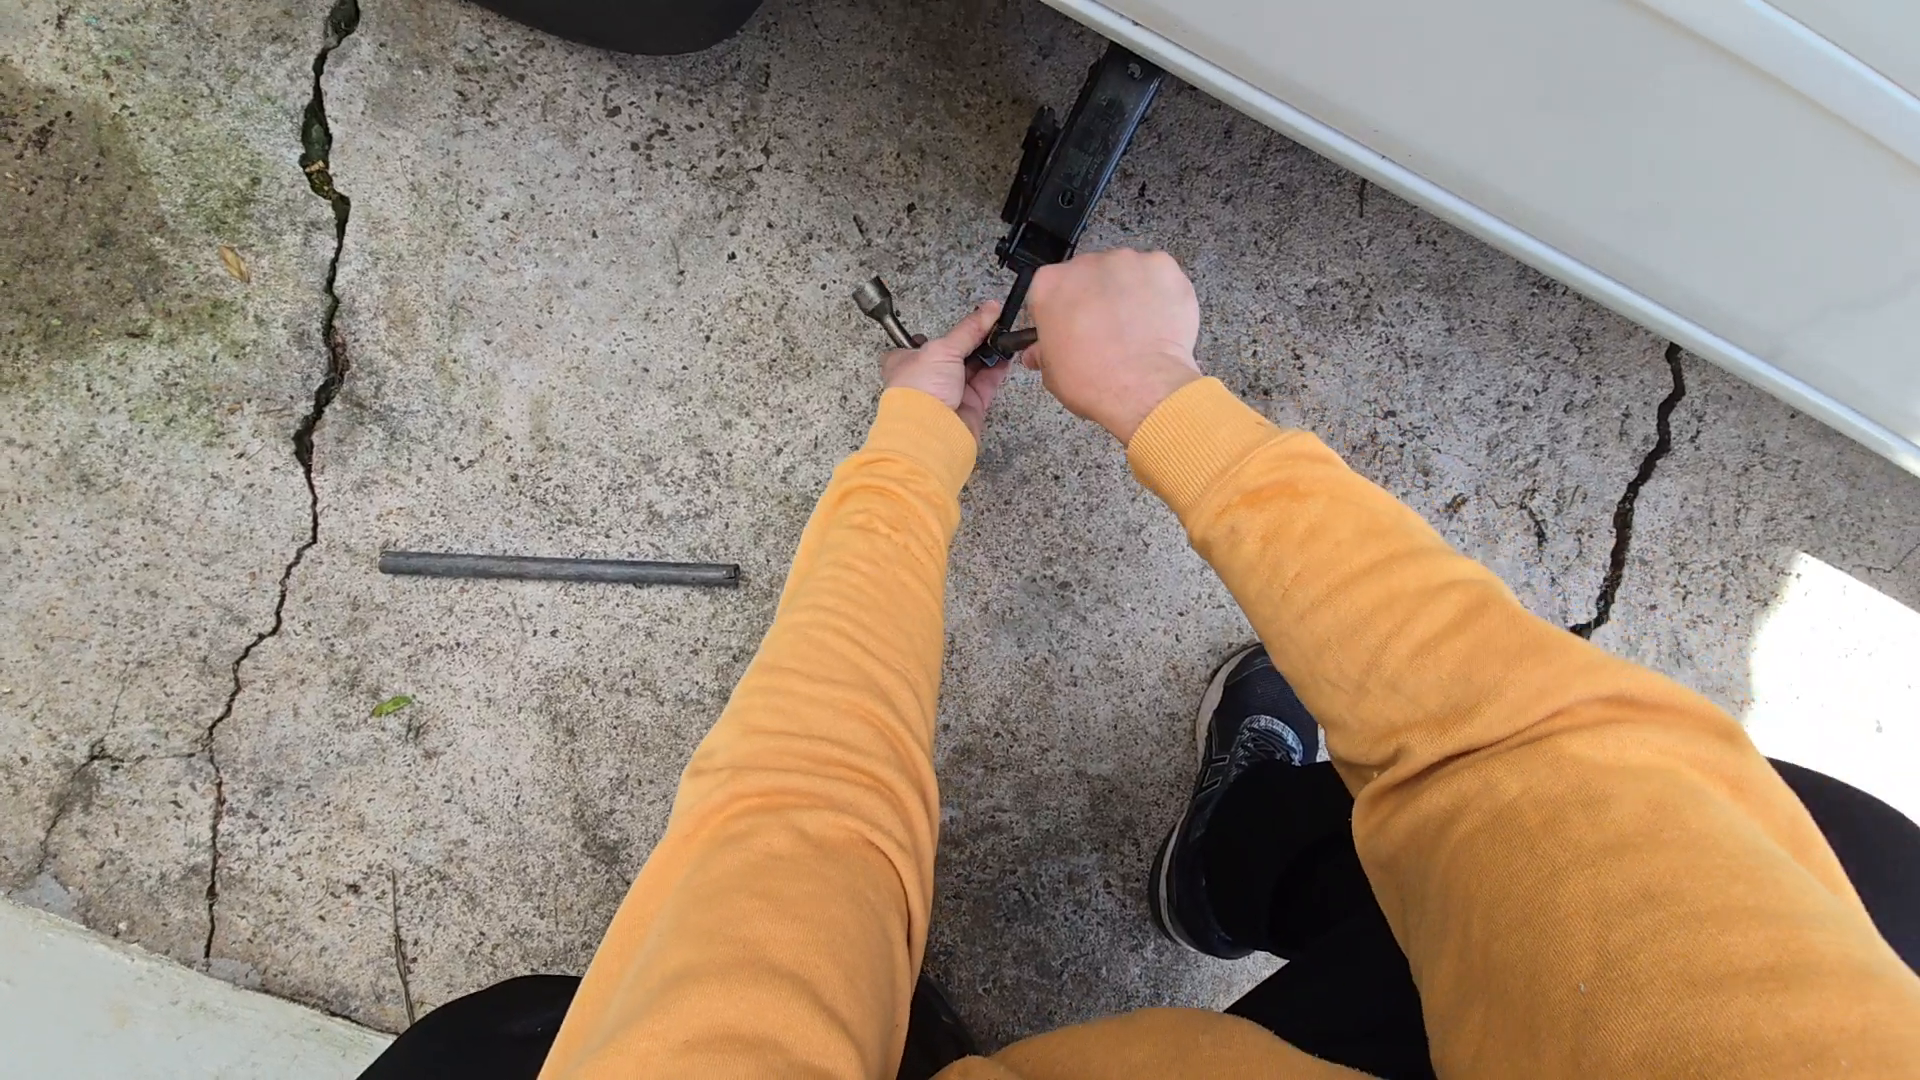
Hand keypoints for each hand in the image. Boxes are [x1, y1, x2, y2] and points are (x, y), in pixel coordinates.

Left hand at [881, 301, 1012, 439]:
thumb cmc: (919, 392)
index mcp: (906, 362)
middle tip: (991, 324)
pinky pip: (985, 385)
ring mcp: (948, 394)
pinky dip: (996, 371)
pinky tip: (1006, 356)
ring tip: (1003, 337)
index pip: (921, 342)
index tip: (964, 320)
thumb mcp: (943, 348)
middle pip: (952, 354)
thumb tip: (989, 308)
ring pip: (971, 369)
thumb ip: (969, 329)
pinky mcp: (968, 407)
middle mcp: (926, 379)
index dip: (939, 333)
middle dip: (971, 341)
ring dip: (987, 353)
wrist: (931, 432)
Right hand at [1021, 249, 1202, 442]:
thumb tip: (1039, 353)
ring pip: (1124, 273)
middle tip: (1104, 333)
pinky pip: (1158, 276)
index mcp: (1050, 286)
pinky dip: (1158, 295)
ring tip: (1134, 332)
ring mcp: (1126, 263)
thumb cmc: (1095, 380)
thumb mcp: (1053, 374)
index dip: (1061, 311)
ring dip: (1127, 295)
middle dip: (1095, 299)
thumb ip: (1044, 352)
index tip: (1069, 327)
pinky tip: (1156, 323)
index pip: (1051, 290)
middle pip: (1088, 275)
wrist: (1142, 387)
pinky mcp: (1161, 268)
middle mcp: (1086, 265)